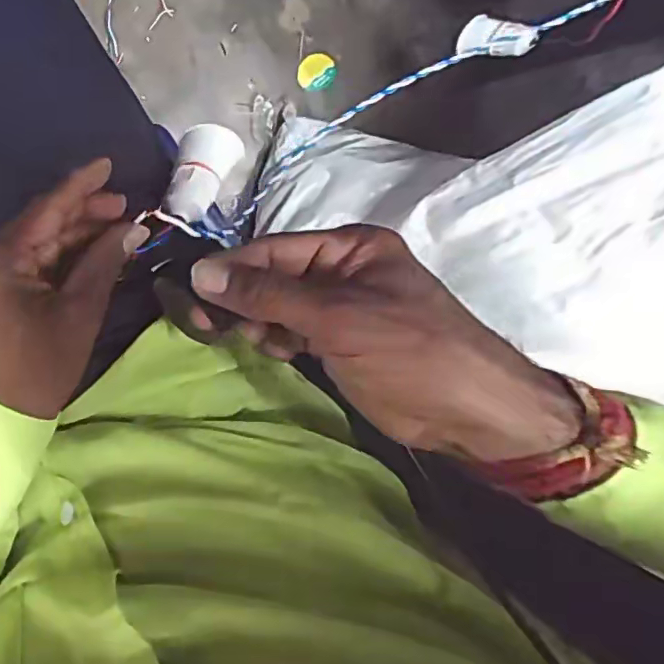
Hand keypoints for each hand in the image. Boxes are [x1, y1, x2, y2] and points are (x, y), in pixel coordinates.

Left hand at [0, 158, 147, 418]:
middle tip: (124, 205)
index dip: (78, 187)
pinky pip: (28, 259)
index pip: (43, 212)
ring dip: (73, 231)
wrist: (5, 415)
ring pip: (35, 240)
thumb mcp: (79, 312)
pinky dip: (59, 253)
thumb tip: (133, 225)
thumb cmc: (43, 367)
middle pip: (38, 223)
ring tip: (116, 222)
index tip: (107, 164)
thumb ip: (102, 261)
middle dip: (82, 212)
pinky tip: (91, 245)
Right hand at [189, 225, 583, 462]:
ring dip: (253, 322)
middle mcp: (338, 271)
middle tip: (207, 325)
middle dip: (238, 299)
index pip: (272, 250)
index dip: (231, 269)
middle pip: (268, 276)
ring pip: (272, 306)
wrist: (471, 415)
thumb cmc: (411, 352)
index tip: (192, 291)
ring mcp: (335, 307)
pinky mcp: (332, 340)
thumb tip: (201, 272)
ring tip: (249, 341)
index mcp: (348, 248)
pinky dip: (271, 339)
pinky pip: (285, 330)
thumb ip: (266, 294)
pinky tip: (275, 351)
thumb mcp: (336, 317)